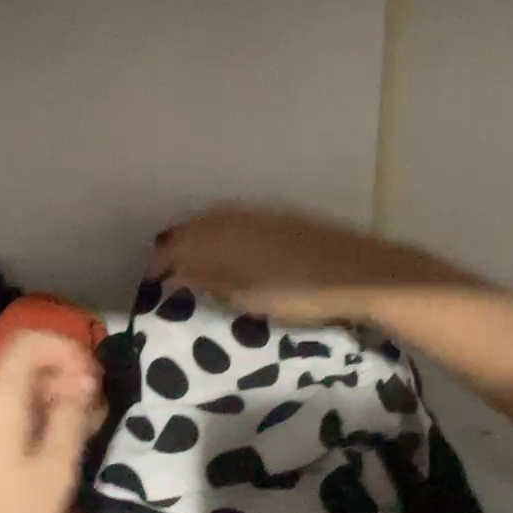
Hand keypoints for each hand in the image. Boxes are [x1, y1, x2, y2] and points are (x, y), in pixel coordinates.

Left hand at [0, 330, 100, 512]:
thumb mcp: (55, 472)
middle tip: (99, 418)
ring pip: (11, 396)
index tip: (97, 385)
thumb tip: (80, 383)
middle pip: (21, 368)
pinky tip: (52, 457)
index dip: (69, 351)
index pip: (29, 342)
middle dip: (64, 380)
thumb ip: (71, 416)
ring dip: (50, 405)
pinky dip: (29, 424)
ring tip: (83, 439)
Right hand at [151, 204, 471, 322]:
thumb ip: (208, 281)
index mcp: (224, 237)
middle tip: (166, 271)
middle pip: (194, 229)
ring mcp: (261, 216)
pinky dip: (223, 235)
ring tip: (193, 262)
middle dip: (176, 249)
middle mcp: (237, 220)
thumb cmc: (300, 293)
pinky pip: (237, 221)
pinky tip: (229, 251)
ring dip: (198, 239)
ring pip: (216, 222)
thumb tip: (173, 276)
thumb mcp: (247, 296)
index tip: (152, 283)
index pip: (178, 246)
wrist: (360, 275)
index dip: (161, 264)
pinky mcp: (281, 219)